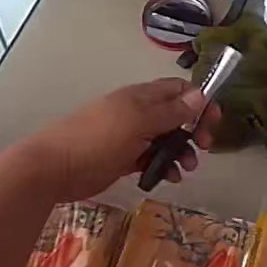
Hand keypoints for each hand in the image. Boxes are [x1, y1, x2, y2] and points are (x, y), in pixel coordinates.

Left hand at [7, 78, 220, 200]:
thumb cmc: (97, 140)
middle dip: (194, 128)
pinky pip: (153, 158)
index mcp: (141, 96)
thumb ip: (171, 111)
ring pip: (167, 138)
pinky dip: (165, 166)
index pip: (180, 89)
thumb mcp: (138, 122)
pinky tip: (169, 178)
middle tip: (203, 145)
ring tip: (187, 168)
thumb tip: (200, 95)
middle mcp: (139, 112)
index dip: (200, 100)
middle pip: (177, 114)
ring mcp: (131, 136)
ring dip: (182, 151)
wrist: (53, 169)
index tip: (213, 120)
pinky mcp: (124, 158)